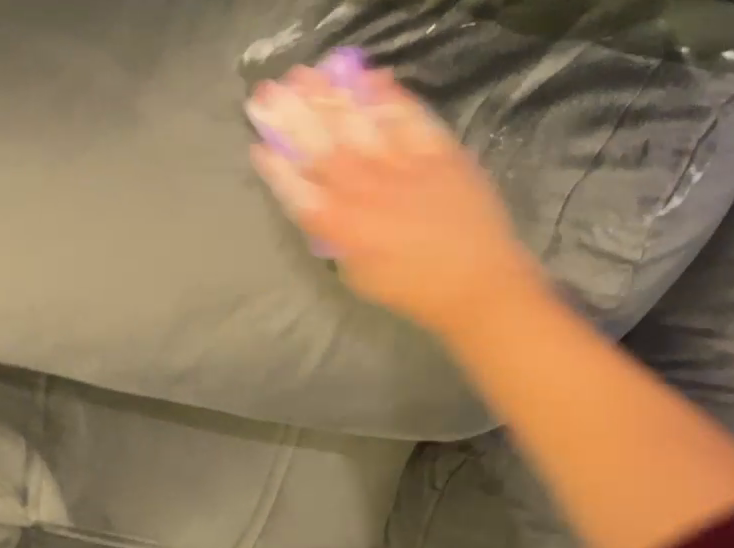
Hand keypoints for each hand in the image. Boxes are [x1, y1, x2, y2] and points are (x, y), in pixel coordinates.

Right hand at [245, 61, 545, 336]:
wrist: (474, 282)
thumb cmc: (411, 287)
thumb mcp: (358, 273)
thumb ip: (336, 237)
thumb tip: (321, 206)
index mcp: (342, 227)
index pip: (299, 190)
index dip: (276, 167)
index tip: (259, 144)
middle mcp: (366, 191)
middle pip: (322, 147)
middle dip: (293, 118)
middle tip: (271, 91)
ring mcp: (402, 167)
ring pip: (358, 125)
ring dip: (329, 98)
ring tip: (308, 74)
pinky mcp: (438, 151)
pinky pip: (408, 116)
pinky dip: (387, 95)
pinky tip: (370, 77)